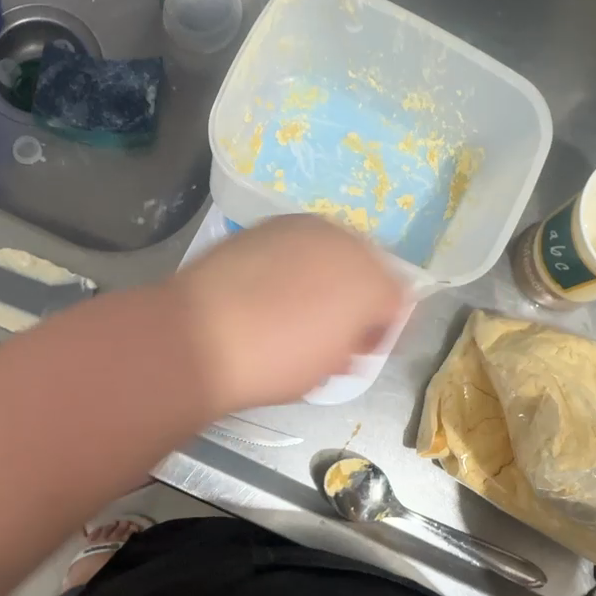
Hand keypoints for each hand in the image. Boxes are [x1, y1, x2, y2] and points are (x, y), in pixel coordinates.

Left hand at [169, 215, 406, 410]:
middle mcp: (344, 242)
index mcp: (372, 282)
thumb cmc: (273, 363)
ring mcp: (301, 228)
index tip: (357, 350)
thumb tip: (349, 337)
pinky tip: (267, 294)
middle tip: (328, 332)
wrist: (200, 337)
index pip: (395, 302)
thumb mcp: (324, 368)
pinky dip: (288, 266)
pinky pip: (290, 246)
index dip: (378, 329)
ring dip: (321, 277)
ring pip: (327, 252)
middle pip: (365, 268)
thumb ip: (350, 345)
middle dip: (352, 298)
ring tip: (295, 312)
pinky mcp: (263, 227)